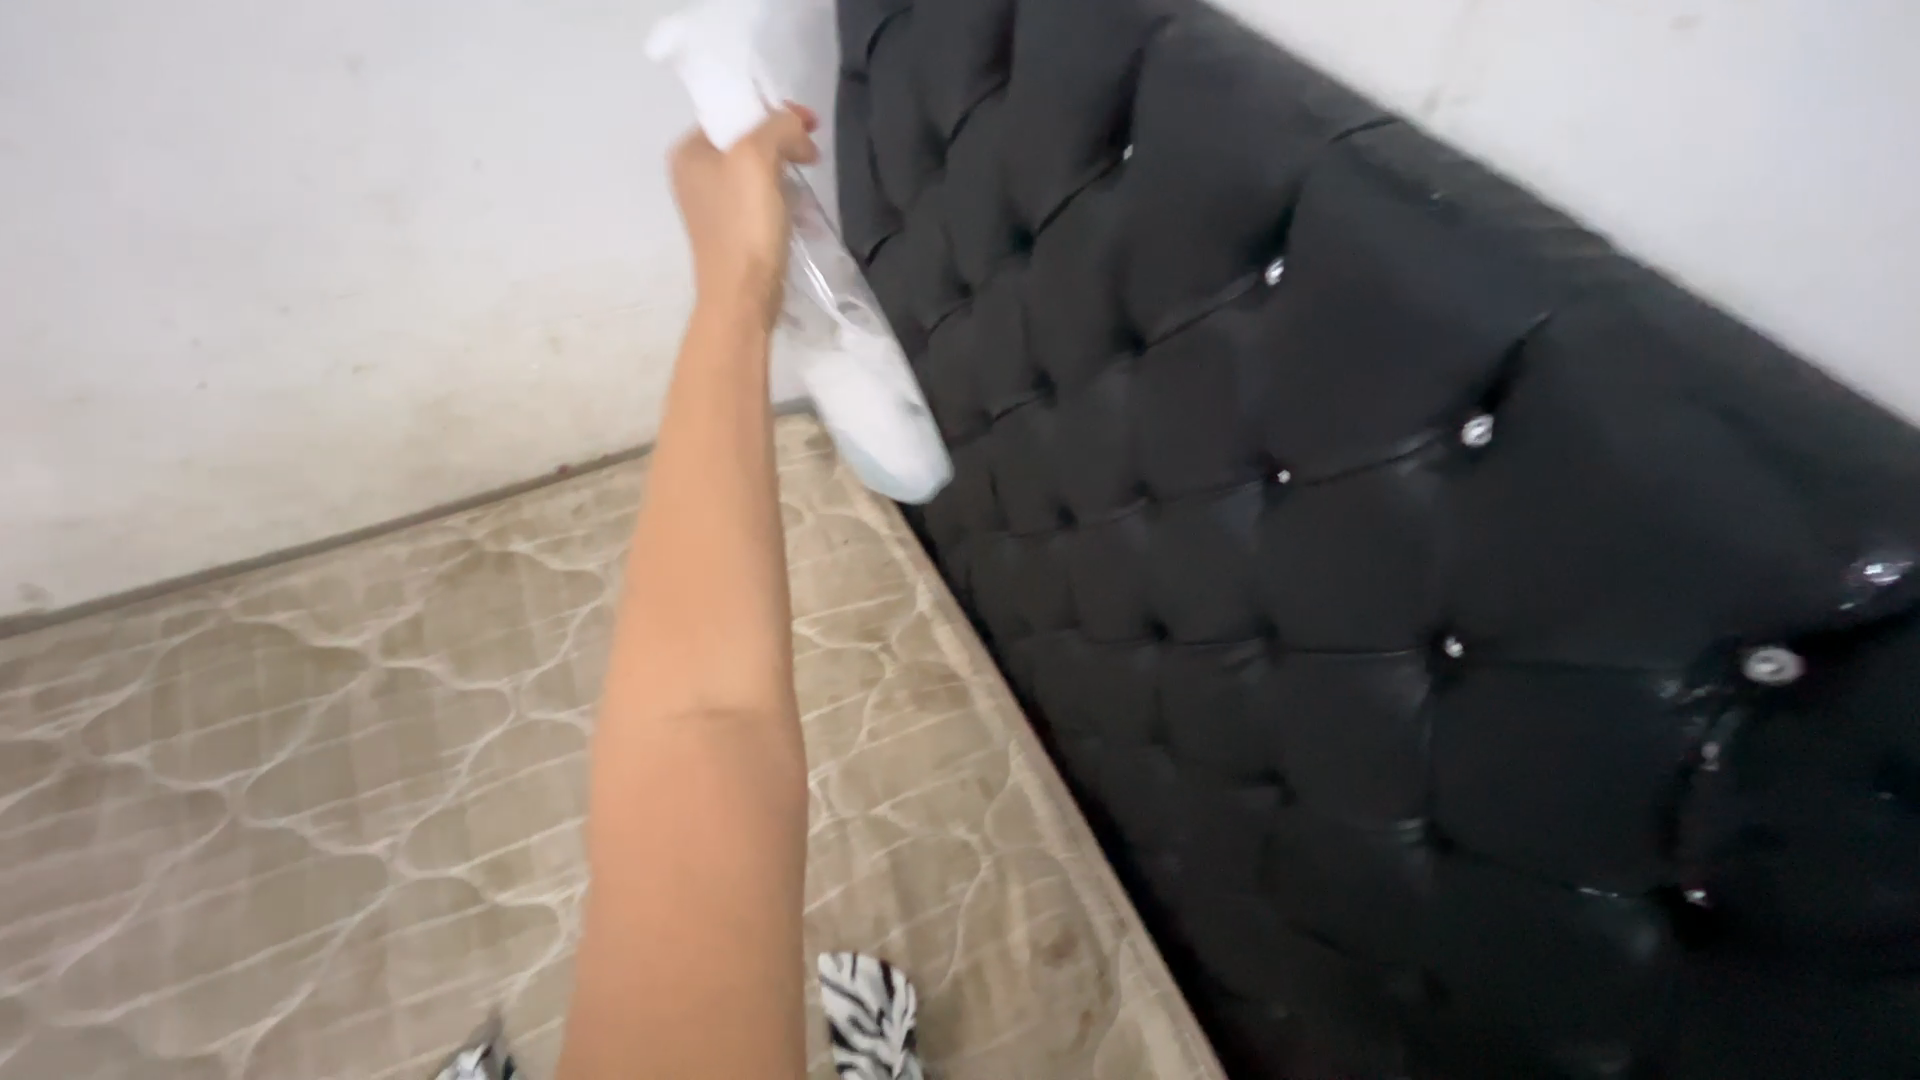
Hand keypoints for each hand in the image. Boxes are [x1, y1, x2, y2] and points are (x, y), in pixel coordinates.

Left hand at [670, 104, 819, 324]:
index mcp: (689, 152)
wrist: (743, 298)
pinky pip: (764, 205)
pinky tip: (804, 220)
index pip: (733, 112)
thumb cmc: (745, 227)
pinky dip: (786, 206)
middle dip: (785, 147)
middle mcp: (695, 177)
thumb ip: (777, 127)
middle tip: (814, 157)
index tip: (810, 124)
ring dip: (789, 179)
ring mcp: (714, 209)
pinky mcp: (734, 236)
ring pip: (759, 176)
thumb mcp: (757, 159)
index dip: (773, 111)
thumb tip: (797, 127)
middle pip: (748, 143)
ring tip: (810, 194)